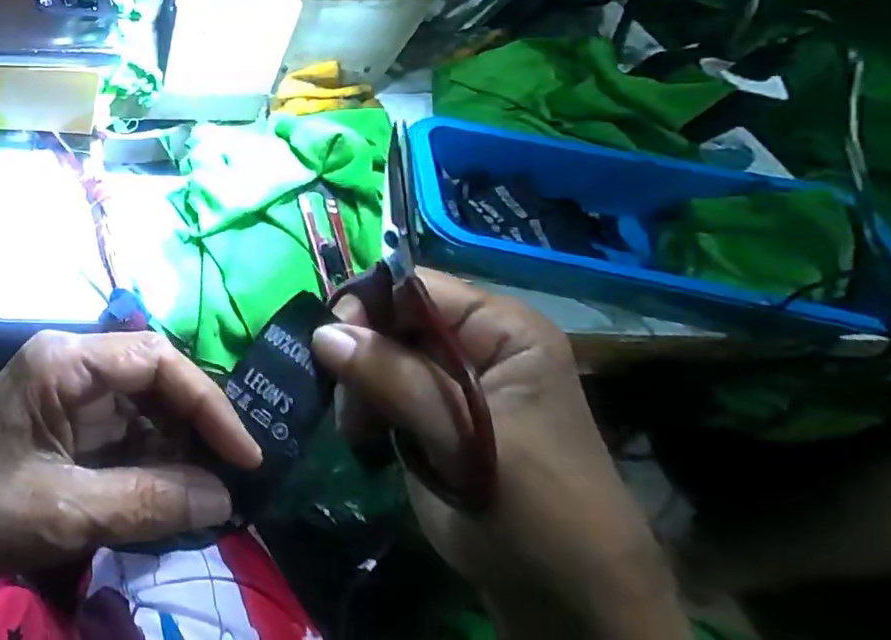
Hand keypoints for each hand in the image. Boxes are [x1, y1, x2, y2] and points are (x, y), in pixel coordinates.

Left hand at [0, 330, 262, 574]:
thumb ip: (149, 501)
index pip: (153, 358)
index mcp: (63, 362)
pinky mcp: (63, 422)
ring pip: (141, 407)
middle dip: (195, 425)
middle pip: (151, 377)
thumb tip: (223, 496)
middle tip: (236, 482)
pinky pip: (121, 432)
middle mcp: (67, 364)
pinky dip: (151, 462)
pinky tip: (173, 498)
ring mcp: (64, 392)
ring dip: (177, 448)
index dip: (207, 401)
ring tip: (212, 498)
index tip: (246, 458)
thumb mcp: (69, 509)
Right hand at [312, 270, 682, 638]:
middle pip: (386, 314)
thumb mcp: (468, 444)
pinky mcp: (427, 406)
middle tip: (347, 401)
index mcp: (502, 330)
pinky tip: (363, 434)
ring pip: (370, 348)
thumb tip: (321, 332)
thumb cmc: (538, 514)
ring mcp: (449, 374)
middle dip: (356, 352)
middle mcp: (473, 341)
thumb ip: (396, 380)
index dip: (367, 305)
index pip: (412, 285)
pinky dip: (358, 404)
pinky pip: (373, 380)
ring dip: (354, 385)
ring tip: (358, 428)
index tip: (333, 344)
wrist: (569, 605)